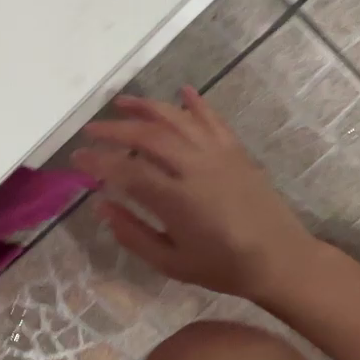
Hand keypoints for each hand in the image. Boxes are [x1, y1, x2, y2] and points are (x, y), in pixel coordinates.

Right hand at [71, 88, 322, 304]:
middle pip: (149, 136)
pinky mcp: (236, 151)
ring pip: (178, 119)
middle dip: (115, 129)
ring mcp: (219, 155)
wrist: (281, 260)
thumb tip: (102, 205)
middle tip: (91, 131)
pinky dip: (196, 103)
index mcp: (178, 200)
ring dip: (147, 107)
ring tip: (121, 102)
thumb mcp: (172, 264)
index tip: (78, 158)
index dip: (99, 162)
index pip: (128, 171)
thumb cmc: (223, 267)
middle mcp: (197, 169)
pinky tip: (182, 91)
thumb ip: (133, 234)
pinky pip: (213, 119)